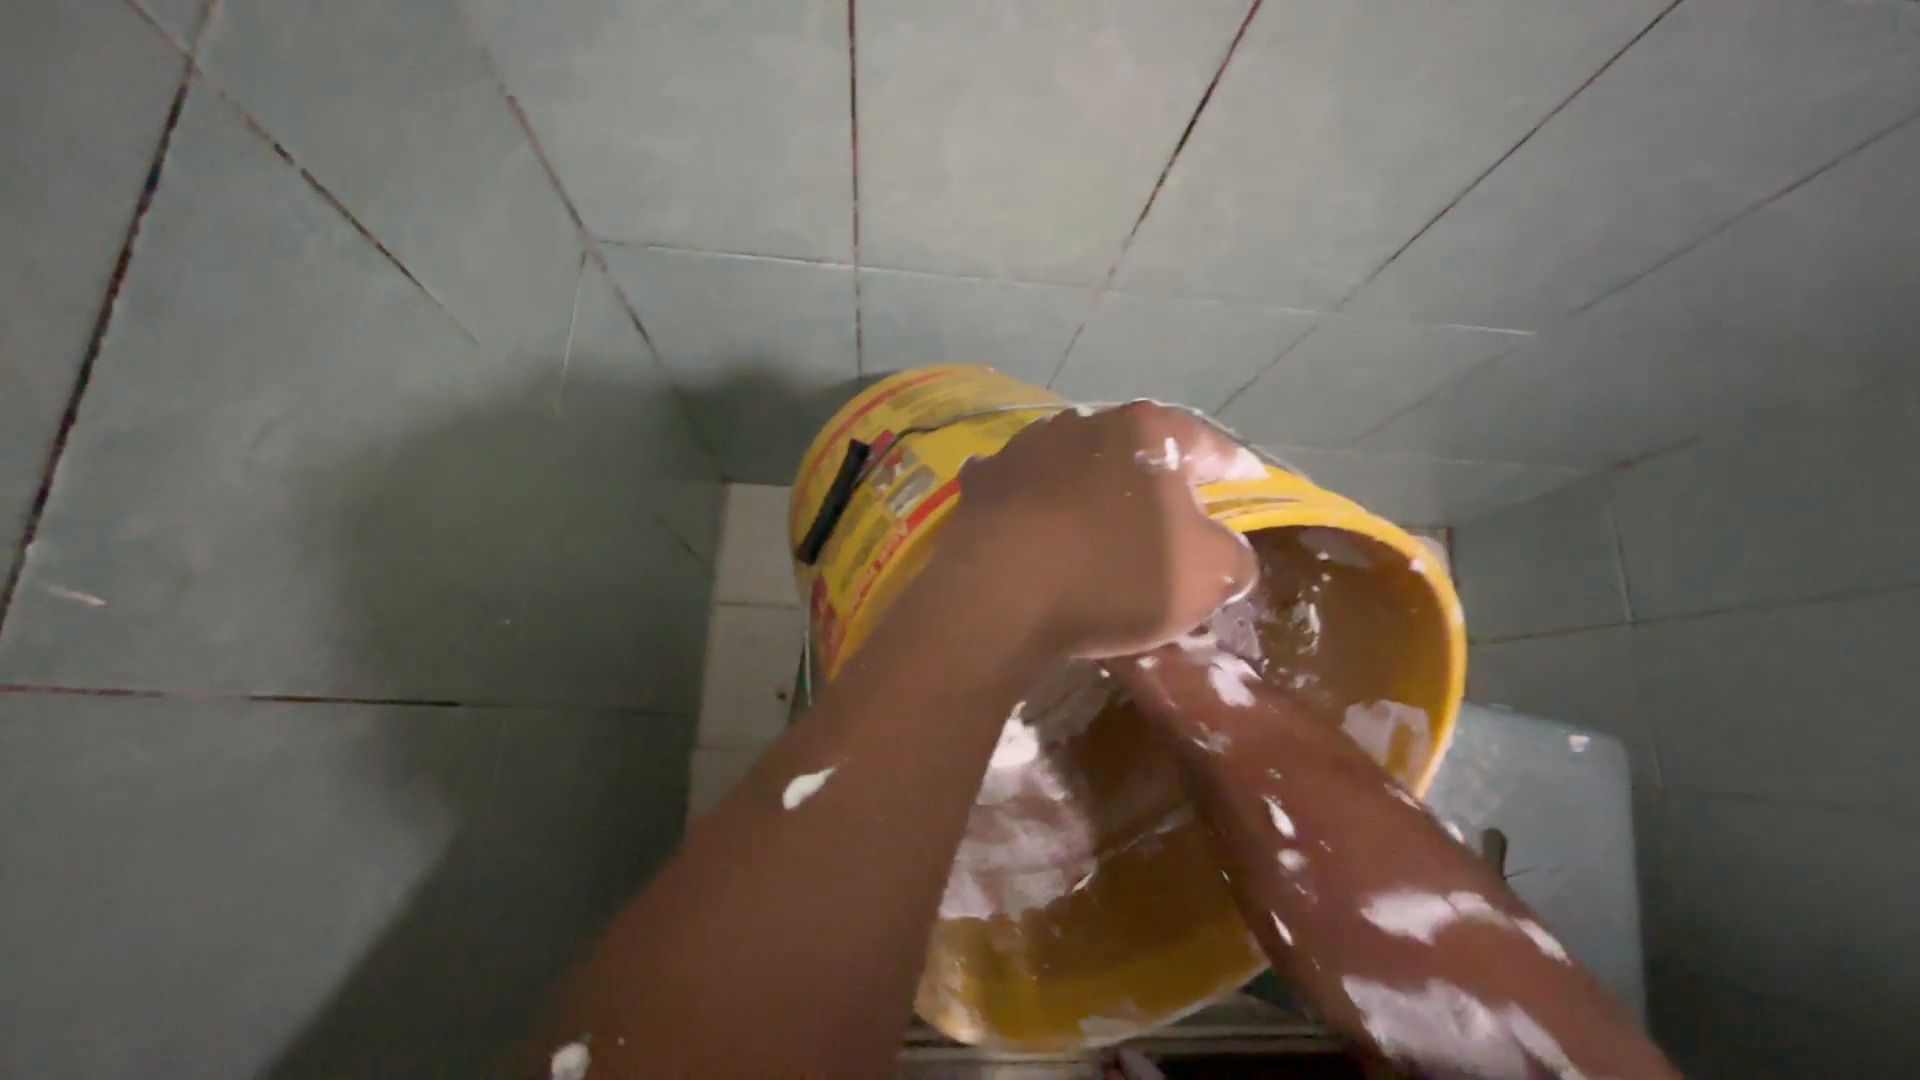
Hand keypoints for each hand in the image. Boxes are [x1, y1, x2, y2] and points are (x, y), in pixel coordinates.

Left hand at [937, 401, 1260, 658]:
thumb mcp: (1208, 576)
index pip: (1208, 445)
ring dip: (1091, 483)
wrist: (1002, 595)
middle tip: (1170, 509)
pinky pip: (1022, 486)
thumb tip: (1225, 549)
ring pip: (1075, 461)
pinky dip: (1034, 499)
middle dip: (1155, 476)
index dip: (1234, 467)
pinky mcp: (984, 480)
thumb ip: (1234, 554)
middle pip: (1136, 448)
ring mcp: (1026, 446)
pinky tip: (1035, 518)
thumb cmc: (1116, 576)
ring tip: (1098, 517)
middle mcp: (1086, 421)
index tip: (1245, 481)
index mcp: (1148, 430)